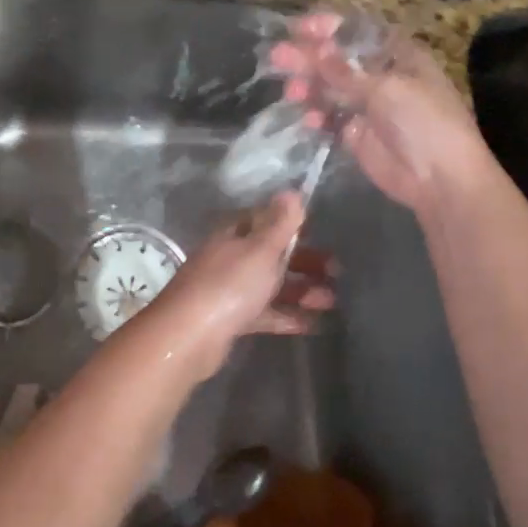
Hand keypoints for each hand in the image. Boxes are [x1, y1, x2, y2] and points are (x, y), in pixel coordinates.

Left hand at [144, 194, 334, 378]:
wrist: (190, 335)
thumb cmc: (230, 285)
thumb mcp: (260, 249)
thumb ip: (279, 223)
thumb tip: (291, 191)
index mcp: (232, 235)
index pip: (262, 220)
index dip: (289, 224)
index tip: (318, 232)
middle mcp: (227, 258)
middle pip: (269, 255)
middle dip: (302, 261)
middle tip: (337, 272)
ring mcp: (227, 290)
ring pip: (269, 285)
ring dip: (300, 290)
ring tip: (331, 301)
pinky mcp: (229, 320)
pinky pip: (264, 313)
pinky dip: (286, 316)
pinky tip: (313, 325)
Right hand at [269, 11, 494, 212]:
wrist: (440, 180)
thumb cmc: (425, 123)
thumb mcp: (387, 89)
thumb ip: (346, 71)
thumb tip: (315, 49)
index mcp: (398, 56)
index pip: (357, 33)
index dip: (328, 28)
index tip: (300, 29)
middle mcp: (380, 76)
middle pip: (337, 60)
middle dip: (308, 57)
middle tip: (277, 57)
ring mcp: (367, 106)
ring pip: (328, 88)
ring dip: (307, 85)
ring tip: (291, 92)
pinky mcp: (355, 133)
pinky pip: (328, 117)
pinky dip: (315, 115)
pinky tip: (307, 117)